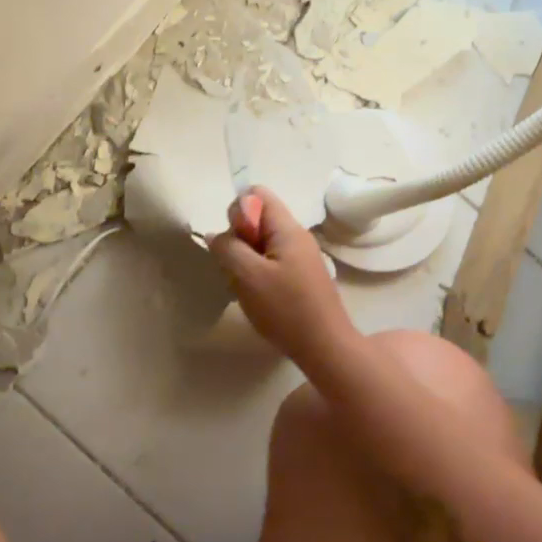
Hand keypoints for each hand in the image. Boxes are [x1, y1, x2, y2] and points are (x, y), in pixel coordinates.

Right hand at [208, 186, 356, 360]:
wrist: (325, 348)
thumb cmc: (286, 309)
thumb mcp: (248, 276)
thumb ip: (228, 248)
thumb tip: (216, 235)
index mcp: (287, 229)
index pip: (256, 194)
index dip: (237, 211)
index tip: (234, 243)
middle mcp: (296, 236)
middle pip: (257, 218)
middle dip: (238, 239)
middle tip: (237, 269)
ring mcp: (300, 257)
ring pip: (261, 243)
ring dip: (245, 259)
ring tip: (245, 287)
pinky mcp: (300, 276)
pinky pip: (270, 261)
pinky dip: (256, 273)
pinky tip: (256, 297)